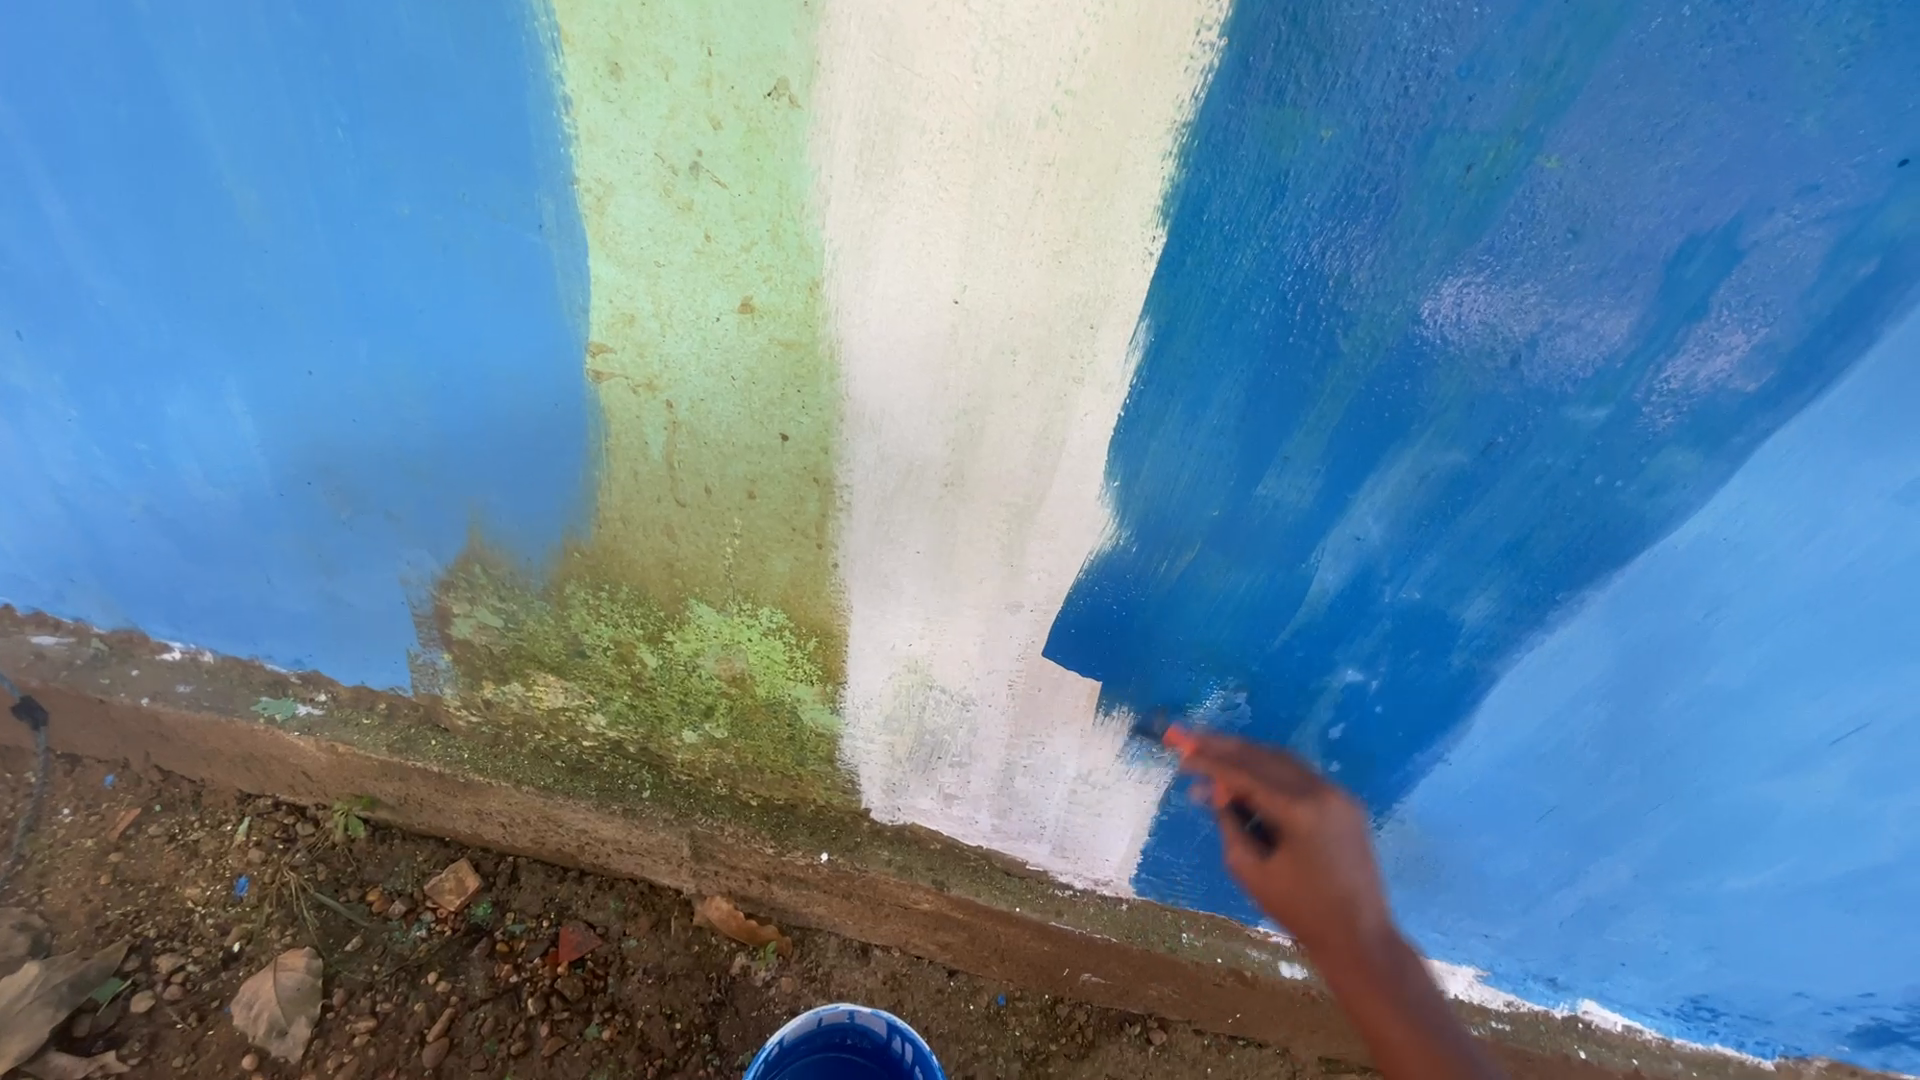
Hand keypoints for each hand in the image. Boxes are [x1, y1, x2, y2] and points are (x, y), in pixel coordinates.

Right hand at [1170, 729, 1394, 960]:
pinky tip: (1246, 773)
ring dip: (1245, 754)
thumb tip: (1210, 791)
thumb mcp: (1250, 869)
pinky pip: (1299, 775)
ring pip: (1281, 760)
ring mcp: (1338, 794)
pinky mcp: (1345, 803)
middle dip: (1222, 746)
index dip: (1208, 761)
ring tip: (1212, 749)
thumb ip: (1228, 823)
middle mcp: (1321, 790)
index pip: (1243, 773)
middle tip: (1188, 738)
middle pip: (1261, 756)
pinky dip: (1268, 770)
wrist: (1361, 939)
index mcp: (1298, 810)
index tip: (1179, 750)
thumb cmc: (1300, 911)